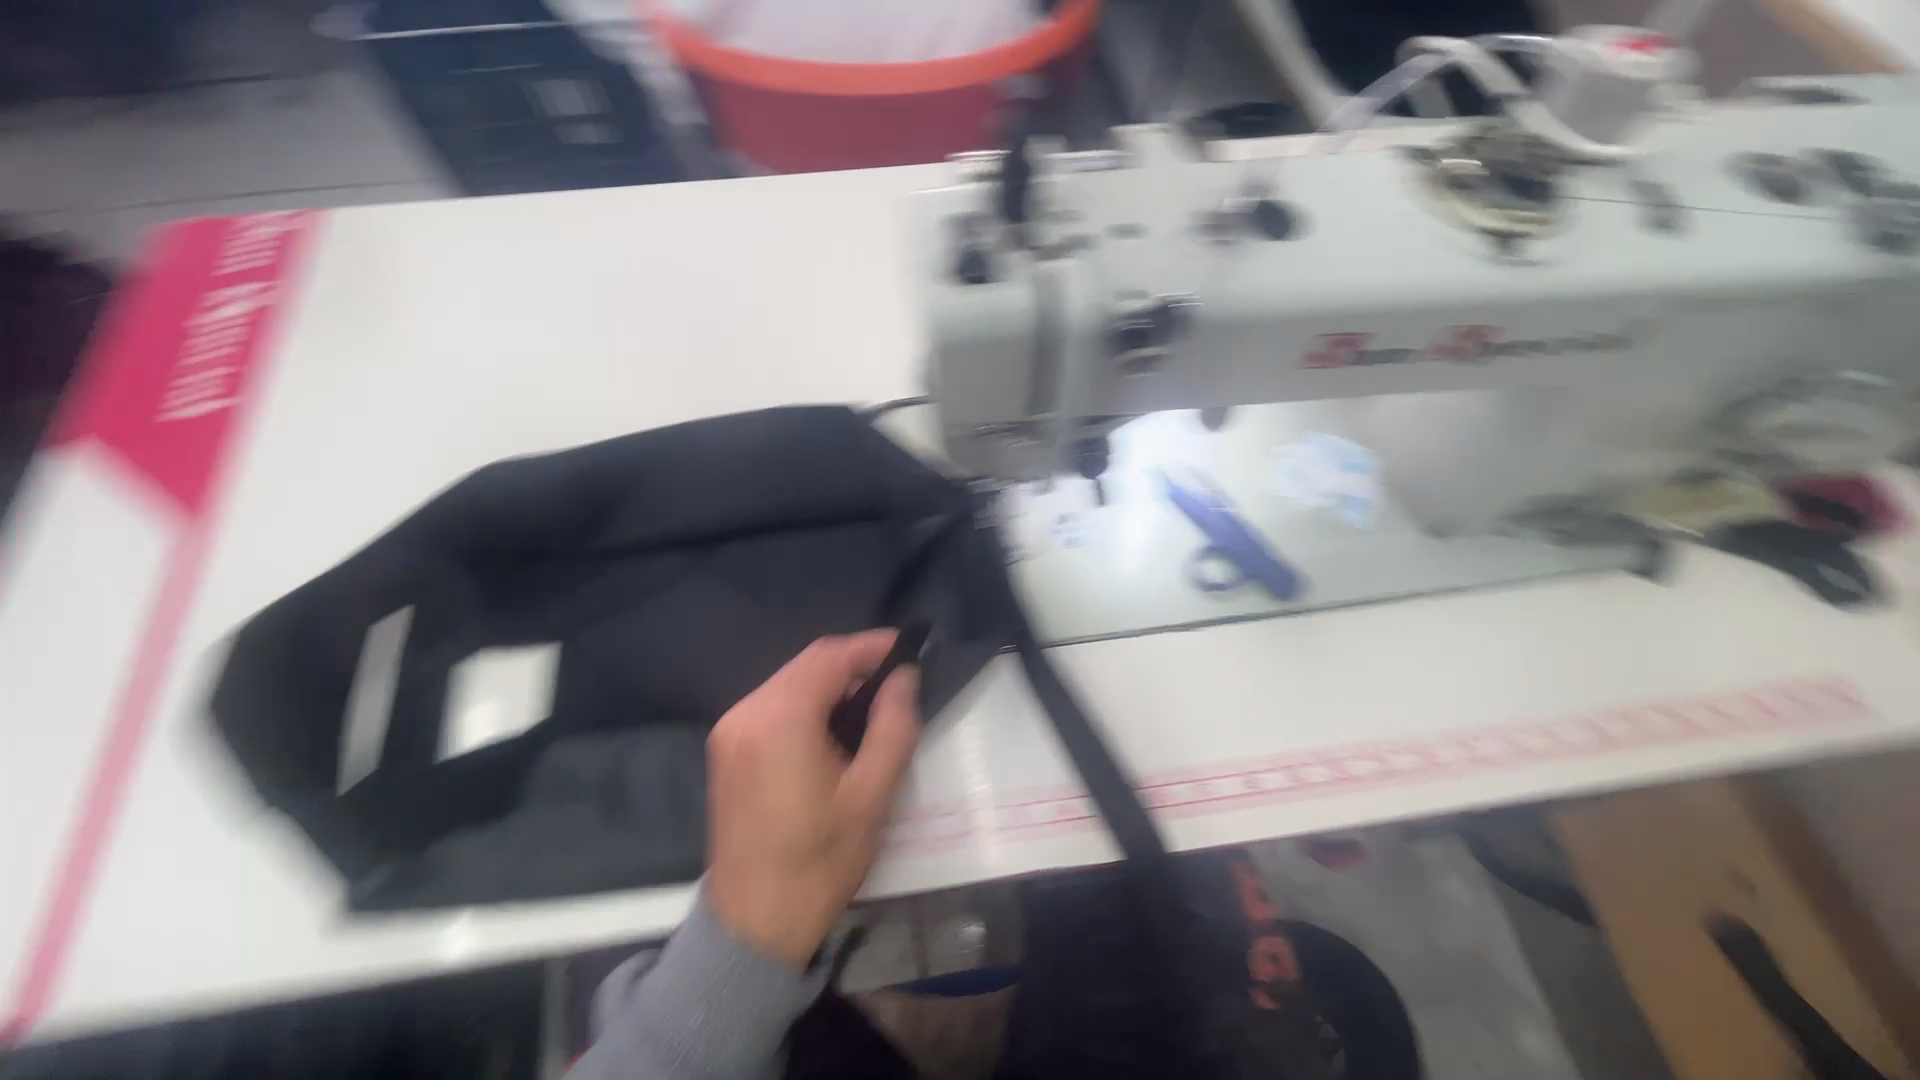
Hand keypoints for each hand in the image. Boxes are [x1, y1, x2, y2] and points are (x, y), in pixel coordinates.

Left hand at [704, 631, 921, 969]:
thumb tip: (904, 677)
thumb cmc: (820, 861)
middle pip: (806, 666)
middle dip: (852, 666)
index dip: (872, 646)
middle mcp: (745, 712)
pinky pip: (771, 707)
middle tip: (897, 683)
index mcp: (779, 718)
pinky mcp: (725, 751)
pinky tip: (833, 729)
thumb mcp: (872, 794)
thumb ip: (893, 724)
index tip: (909, 649)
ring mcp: (729, 731)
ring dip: (829, 686)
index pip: (829, 656)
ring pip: (788, 684)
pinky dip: (805, 706)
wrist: (754, 924)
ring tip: (872, 707)